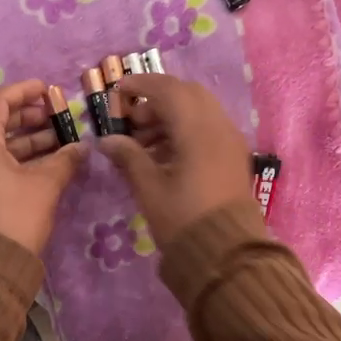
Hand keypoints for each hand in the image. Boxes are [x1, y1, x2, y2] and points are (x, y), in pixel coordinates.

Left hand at [0, 79, 86, 253]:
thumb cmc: (17, 216)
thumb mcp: (46, 184)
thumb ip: (65, 159)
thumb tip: (81, 147)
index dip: (24, 92)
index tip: (47, 90)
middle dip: (29, 117)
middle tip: (56, 116)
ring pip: (0, 146)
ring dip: (28, 140)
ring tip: (60, 140)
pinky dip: (21, 159)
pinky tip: (48, 163)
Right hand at [98, 74, 253, 241]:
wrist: (225, 254)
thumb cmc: (182, 219)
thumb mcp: (149, 188)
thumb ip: (129, 157)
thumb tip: (107, 140)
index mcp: (197, 129)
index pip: (168, 89)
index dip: (141, 85)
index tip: (118, 91)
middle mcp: (219, 126)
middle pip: (187, 95)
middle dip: (157, 100)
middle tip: (132, 121)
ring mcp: (230, 140)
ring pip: (199, 111)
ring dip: (170, 116)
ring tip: (143, 144)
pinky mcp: (233, 157)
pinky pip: (208, 129)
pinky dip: (185, 130)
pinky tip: (164, 155)